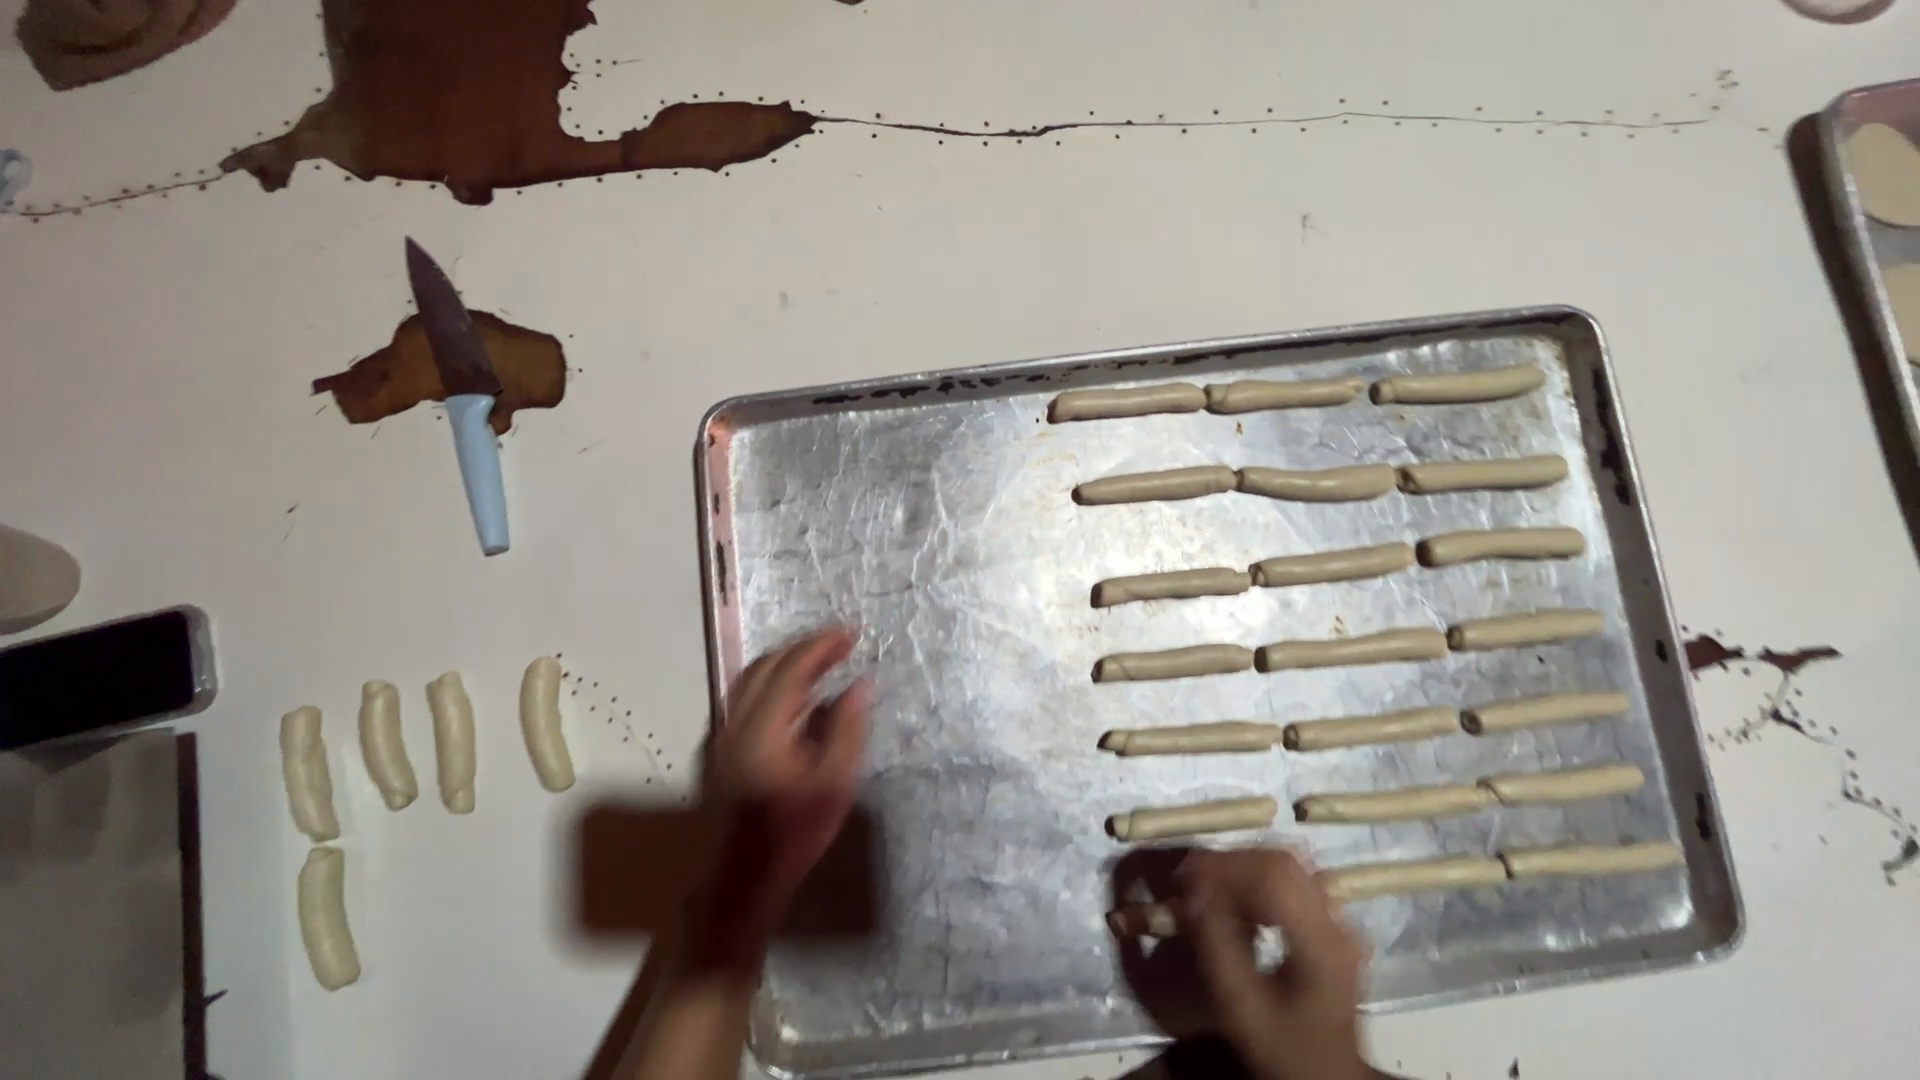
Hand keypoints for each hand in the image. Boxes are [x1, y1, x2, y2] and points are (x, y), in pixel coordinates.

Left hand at [692, 626, 871, 963]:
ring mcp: (723, 734)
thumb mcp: (835, 783)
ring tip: (820, 659)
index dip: (821, 645)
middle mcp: (736, 721)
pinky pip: (744, 696)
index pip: (792, 668)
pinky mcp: (721, 748)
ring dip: (785, 661)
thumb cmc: (794, 832)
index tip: (850, 633)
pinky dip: (772, 680)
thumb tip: (862, 684)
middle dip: (803, 646)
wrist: (742, 876)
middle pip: (766, 665)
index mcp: (763, 727)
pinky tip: (794, 694)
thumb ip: (848, 728)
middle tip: (839, 641)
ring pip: (750, 678)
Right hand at [1179, 848, 1374, 1079]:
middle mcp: (1337, 922)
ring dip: (1244, 866)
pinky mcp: (1332, 924)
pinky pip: (1293, 881)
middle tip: (1192, 875)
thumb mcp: (1241, 1007)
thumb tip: (1192, 893)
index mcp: (1320, 942)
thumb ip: (1216, 946)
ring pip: (1288, 866)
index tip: (1184, 874)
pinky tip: (1237, 898)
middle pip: (1282, 863)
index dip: (1225, 866)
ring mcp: (1339, 921)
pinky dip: (1259, 879)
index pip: (1272, 876)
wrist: (1329, 1078)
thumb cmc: (1283, 1048)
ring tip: (1208, 884)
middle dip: (1231, 861)